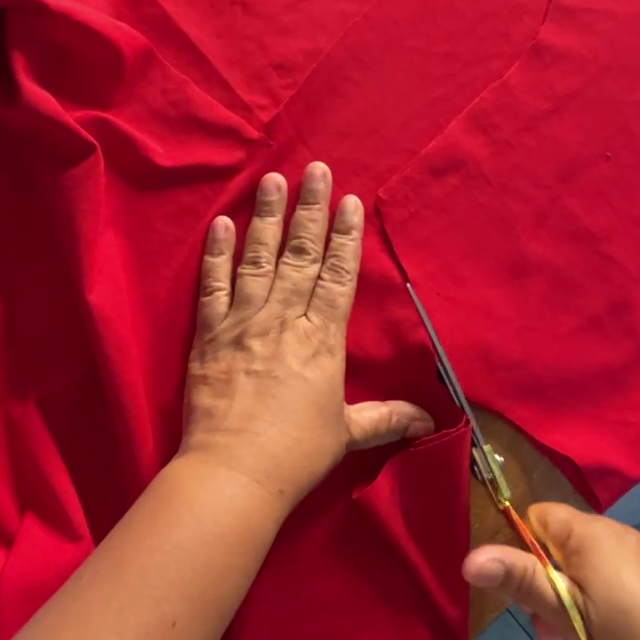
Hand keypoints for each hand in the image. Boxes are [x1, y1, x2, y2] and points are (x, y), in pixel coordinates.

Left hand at [178, 162, 434, 513]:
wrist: (234, 470)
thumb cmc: (296, 454)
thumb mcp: (347, 434)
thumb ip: (386, 418)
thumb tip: (430, 421)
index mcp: (322, 340)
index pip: (337, 276)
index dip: (344, 237)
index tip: (348, 200)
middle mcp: (284, 320)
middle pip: (300, 255)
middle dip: (310, 209)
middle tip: (315, 168)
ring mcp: (243, 322)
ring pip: (258, 259)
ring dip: (267, 217)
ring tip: (273, 179)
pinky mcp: (209, 334)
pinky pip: (213, 285)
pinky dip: (216, 254)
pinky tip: (221, 224)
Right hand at [461, 503, 639, 639]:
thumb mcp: (571, 618)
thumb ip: (522, 582)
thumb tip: (468, 558)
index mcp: (591, 535)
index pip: (535, 517)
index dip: (519, 551)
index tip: (519, 596)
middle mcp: (615, 539)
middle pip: (556, 553)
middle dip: (541, 597)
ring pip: (580, 580)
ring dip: (563, 618)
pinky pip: (608, 593)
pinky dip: (592, 622)